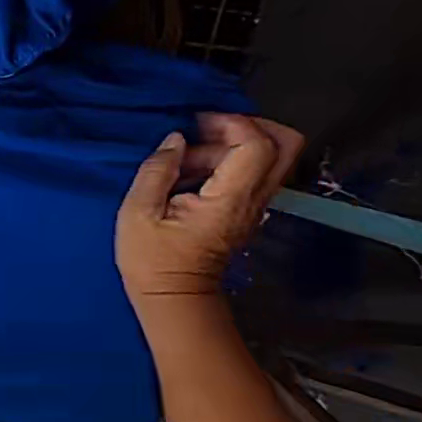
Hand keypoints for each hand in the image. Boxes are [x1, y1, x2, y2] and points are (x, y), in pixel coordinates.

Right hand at [116, 113, 303, 300]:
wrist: (171, 298)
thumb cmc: (150, 259)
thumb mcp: (137, 212)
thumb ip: (157, 170)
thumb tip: (176, 140)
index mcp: (229, 199)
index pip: (256, 146)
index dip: (232, 123)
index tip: (197, 122)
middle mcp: (253, 201)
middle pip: (285, 146)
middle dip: (249, 125)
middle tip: (207, 128)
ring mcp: (253, 208)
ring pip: (269, 157)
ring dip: (232, 144)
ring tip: (185, 156)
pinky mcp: (244, 212)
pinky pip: (252, 173)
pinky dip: (228, 160)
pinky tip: (190, 170)